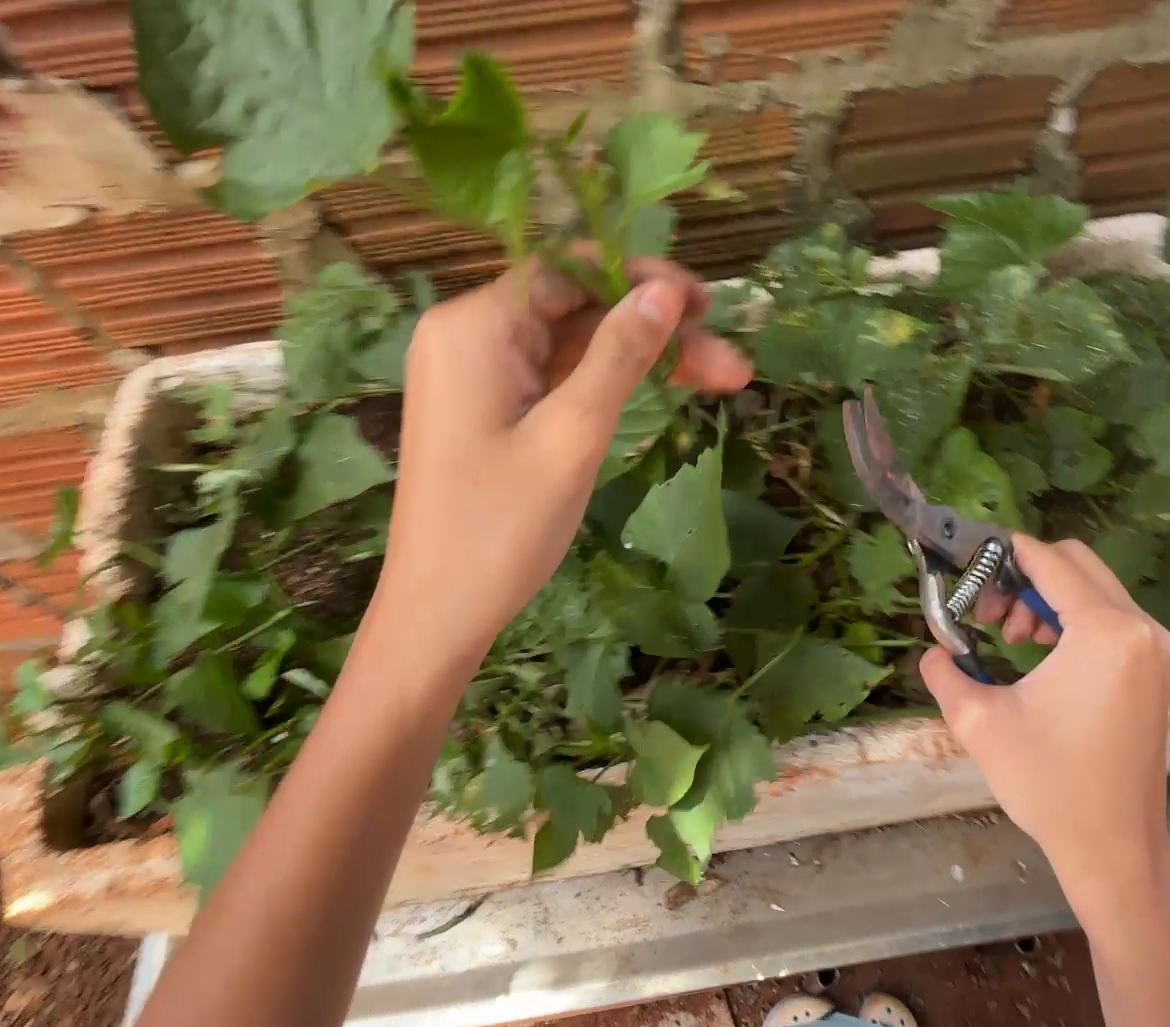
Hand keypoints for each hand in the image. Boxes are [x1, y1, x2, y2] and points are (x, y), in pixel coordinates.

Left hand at [371, 258, 750, 658]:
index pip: (569, 269)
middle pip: (577, 308)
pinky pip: (555, 379)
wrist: (440, 614)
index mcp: (475, 327)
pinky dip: (607, 385)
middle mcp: (469, 337)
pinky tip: (662, 393)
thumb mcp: (572, 436)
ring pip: (573, 346)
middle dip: (654, 330)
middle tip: (729, 364)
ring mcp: (477, 376)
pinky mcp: (489, 411)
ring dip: (641, 360)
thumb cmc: (501, 529)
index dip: (642, 278)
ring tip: (720, 382)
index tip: (705, 306)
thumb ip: (619, 355)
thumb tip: (664, 294)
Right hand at [920, 537, 1169, 922]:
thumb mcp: (977, 720)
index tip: (968, 560)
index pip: (1050, 562)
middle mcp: (1141, 629)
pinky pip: (1111, 617)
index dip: (1003, 553)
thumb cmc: (1047, 782)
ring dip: (1047, 597)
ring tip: (1012, 638)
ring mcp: (1156, 649)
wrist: (1111, 845)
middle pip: (1077, 563)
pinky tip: (1042, 653)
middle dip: (1024, 576)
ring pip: (1094, 588)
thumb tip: (934, 649)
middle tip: (988, 613)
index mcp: (1106, 632)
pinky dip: (1072, 618)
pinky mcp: (1156, 670)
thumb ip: (945, 670)